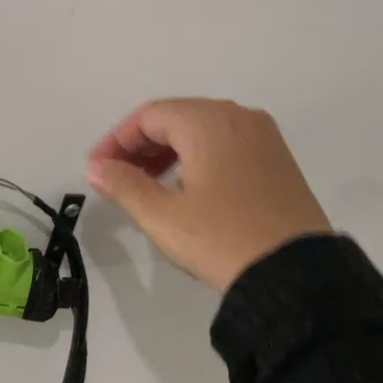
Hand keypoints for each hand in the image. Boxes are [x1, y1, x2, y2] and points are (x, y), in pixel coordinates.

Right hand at [86, 98, 332, 290]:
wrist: (287, 267)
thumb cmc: (218, 238)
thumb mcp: (161, 215)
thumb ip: (124, 185)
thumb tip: (95, 167)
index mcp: (208, 123)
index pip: (149, 116)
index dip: (115, 141)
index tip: (95, 172)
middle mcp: (238, 117)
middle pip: (176, 117)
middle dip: (139, 146)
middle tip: (113, 181)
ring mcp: (261, 135)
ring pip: (201, 130)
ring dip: (165, 152)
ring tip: (143, 188)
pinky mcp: (273, 157)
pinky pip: (223, 144)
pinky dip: (193, 157)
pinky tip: (181, 189)